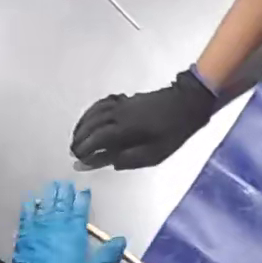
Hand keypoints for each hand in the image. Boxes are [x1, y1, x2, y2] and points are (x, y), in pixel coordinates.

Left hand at [0, 180, 126, 262]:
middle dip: (65, 191)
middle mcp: (57, 223)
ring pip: (45, 203)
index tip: (84, 190)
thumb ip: (108, 256)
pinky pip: (26, 214)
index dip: (83, 197)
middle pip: (61, 201)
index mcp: (75, 230)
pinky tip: (30, 200)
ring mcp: (38, 227)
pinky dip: (29, 205)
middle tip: (66, 183)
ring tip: (52, 185)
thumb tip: (121, 240)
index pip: (80, 208)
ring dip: (49, 194)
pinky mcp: (24, 234)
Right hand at [70, 69, 218, 170]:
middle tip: (74, 151)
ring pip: (94, 113)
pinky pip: (102, 103)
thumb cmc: (174, 131)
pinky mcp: (125, 99)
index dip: (85, 149)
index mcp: (126, 129)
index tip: (77, 159)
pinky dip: (91, 111)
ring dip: (82, 125)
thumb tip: (110, 163)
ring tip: (77, 137)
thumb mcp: (156, 153)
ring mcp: (121, 104)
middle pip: (91, 125)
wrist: (187, 102)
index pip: (97, 139)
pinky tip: (89, 118)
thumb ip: (131, 159)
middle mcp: (119, 114)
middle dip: (79, 139)